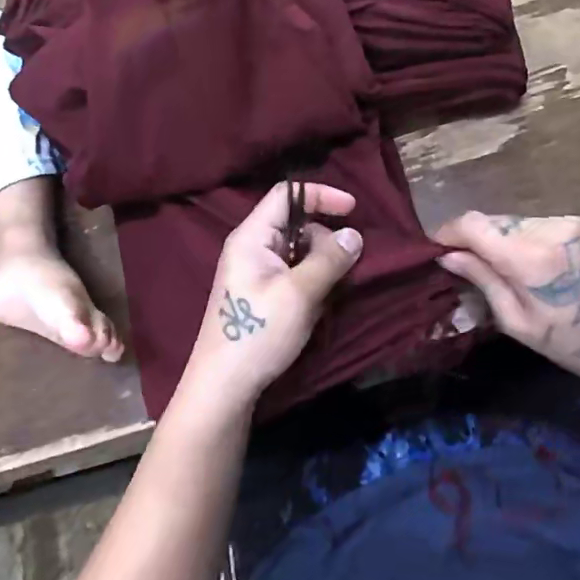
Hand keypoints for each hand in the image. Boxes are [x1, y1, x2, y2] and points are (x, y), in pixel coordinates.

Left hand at [186, 183, 363, 407]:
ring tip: (328, 294)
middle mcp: (250, 248)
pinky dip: (310, 283)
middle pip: (294, 224)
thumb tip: (354, 235)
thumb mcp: (300, 293)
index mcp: (251, 237)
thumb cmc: (259, 332)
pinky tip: (317, 306)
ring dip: (320, 266)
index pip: (285, 196)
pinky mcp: (259, 295)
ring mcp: (254, 272)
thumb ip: (328, 260)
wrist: (224, 383)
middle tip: (344, 268)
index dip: (320, 195)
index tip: (354, 209)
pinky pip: (292, 274)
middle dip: (324, 239)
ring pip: (297, 253)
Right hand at [433, 213, 579, 405]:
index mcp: (530, 256)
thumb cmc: (579, 347)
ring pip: (513, 222)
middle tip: (464, 268)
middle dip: (471, 240)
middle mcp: (549, 228)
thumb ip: (482, 280)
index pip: (470, 223)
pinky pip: (536, 226)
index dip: (446, 233)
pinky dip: (521, 241)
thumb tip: (447, 256)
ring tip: (500, 273)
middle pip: (491, 221)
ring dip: (498, 241)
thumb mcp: (519, 323)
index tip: (435, 252)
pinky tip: (531, 269)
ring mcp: (571, 223)